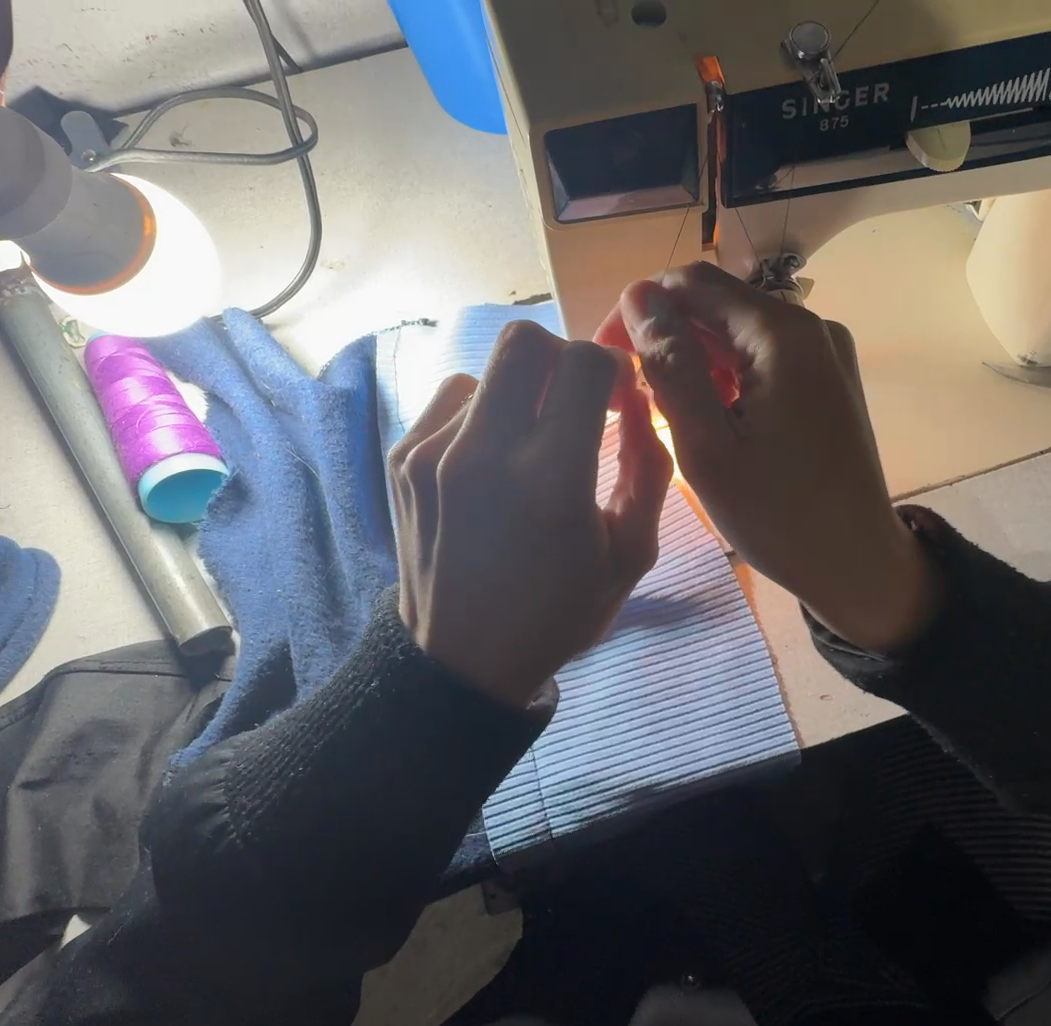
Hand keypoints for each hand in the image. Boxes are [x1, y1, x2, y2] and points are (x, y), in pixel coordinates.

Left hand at [387, 322, 672, 705]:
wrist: (462, 661)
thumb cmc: (559, 613)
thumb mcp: (632, 556)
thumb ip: (649, 469)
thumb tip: (638, 402)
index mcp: (552, 479)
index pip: (584, 363)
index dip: (612, 369)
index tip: (617, 400)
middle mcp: (484, 452)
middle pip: (524, 340)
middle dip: (563, 358)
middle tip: (576, 403)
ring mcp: (432, 452)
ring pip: (487, 370)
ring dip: (521, 392)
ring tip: (529, 444)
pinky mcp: (402, 459)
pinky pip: (451, 402)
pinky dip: (481, 416)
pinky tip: (490, 464)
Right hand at [595, 263, 936, 653]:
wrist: (855, 562)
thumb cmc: (776, 514)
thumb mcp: (706, 445)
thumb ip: (670, 364)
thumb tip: (638, 298)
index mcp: (782, 333)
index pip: (692, 284)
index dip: (639, 308)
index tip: (605, 355)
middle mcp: (811, 327)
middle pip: (718, 306)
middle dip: (666, 337)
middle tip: (627, 392)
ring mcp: (826, 353)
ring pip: (739, 335)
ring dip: (695, 361)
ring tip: (660, 410)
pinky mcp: (829, 381)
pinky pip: (765, 360)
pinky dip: (728, 378)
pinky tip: (706, 417)